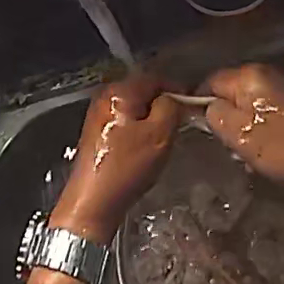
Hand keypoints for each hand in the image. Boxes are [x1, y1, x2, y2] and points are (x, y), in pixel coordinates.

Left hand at [50, 74, 179, 241]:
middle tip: (181, 120)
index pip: (155, 78)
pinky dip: (139, 126)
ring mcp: (98, 113)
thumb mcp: (158, 137)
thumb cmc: (126, 169)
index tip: (193, 103)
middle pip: (143, 90)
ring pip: (135, 106)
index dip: (177, 89)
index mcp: (119, 92)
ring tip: (165, 135)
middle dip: (163, 103)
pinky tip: (145, 145)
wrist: (90, 205)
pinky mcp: (96, 131)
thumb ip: (170, 108)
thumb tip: (174, 97)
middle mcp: (105, 96)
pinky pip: (125, 119)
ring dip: (151, 116)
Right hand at [200, 63, 283, 190]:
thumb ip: (215, 115)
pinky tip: (264, 147)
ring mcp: (280, 86)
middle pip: (228, 90)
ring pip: (245, 102)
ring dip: (241, 124)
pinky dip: (257, 126)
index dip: (198, 103)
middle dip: (223, 115)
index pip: (209, 81)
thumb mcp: (240, 136)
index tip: (197, 129)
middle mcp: (263, 72)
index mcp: (248, 75)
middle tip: (225, 143)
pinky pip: (262, 109)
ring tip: (245, 150)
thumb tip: (206, 106)